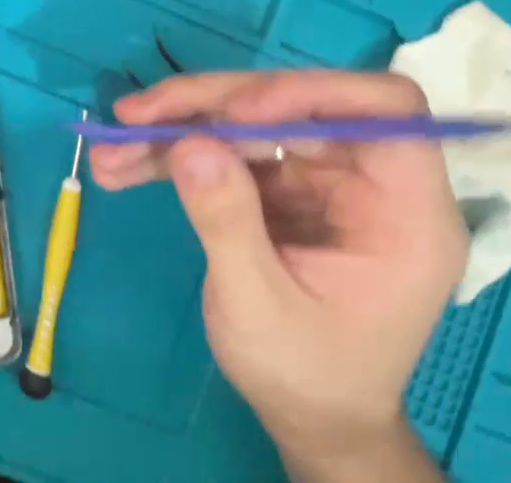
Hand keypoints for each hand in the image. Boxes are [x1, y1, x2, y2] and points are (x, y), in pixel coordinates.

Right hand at [88, 70, 466, 474]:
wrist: (308, 416)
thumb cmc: (306, 373)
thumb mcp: (259, 306)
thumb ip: (228, 223)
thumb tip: (189, 143)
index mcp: (402, 210)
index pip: (382, 110)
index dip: (310, 93)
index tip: (235, 113)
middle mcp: (362, 181)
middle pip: (289, 106)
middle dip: (205, 105)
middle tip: (132, 115)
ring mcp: (316, 182)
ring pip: (243, 122)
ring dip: (171, 128)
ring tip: (109, 146)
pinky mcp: (275, 189)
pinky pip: (220, 150)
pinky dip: (168, 155)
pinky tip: (119, 168)